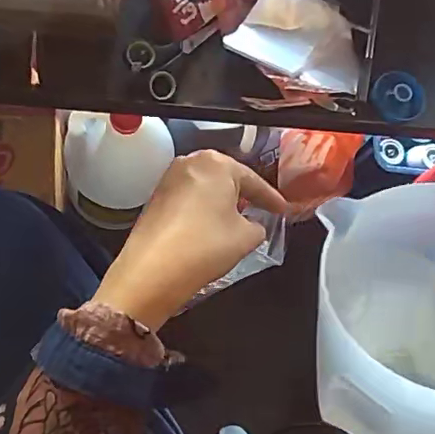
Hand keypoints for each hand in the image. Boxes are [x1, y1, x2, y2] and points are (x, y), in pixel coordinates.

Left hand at [91, 150, 287, 328]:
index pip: (253, 180)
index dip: (271, 198)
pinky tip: (208, 229)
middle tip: (260, 212)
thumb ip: (259, 225)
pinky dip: (201, 211)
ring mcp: (167, 180)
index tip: (283, 210)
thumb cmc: (204, 246)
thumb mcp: (246, 237)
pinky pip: (187, 200)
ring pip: (204, 188)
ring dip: (220, 203)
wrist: (152, 271)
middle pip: (226, 178)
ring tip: (235, 223)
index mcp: (216, 163)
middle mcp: (189, 162)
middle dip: (243, 195)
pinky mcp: (154, 199)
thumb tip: (254, 224)